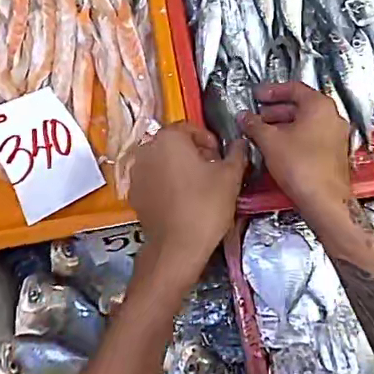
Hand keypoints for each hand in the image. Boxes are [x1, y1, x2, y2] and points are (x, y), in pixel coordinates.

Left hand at [125, 123, 246, 288]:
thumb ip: (236, 154)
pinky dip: (166, 183)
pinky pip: (153, 179)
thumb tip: (240, 143)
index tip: (220, 156)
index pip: (190, 128)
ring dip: (179, 167)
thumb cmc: (205, 205)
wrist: (177, 246)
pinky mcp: (134, 192)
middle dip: (194, 153)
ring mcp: (136, 171)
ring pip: (162, 160)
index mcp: (168, 138)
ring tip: (198, 186)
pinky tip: (182, 199)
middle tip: (212, 171)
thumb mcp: (230, 177)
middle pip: (174, 143)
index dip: (209, 140)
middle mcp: (147, 149)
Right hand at [239, 82, 352, 224]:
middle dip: (275, 109)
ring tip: (263, 132)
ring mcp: (336, 137)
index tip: (258, 95)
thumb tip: (245, 118)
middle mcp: (332, 118)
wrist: (324, 201)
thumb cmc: (303, 167)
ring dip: (283, 124)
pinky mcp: (334, 154)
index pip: (294, 88)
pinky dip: (294, 137)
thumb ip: (254, 124)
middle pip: (300, 105)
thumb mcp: (269, 140)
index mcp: (320, 106)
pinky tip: (277, 147)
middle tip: (257, 115)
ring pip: (306, 122)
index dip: (272, 90)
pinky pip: (311, 137)